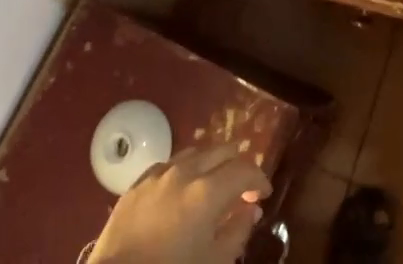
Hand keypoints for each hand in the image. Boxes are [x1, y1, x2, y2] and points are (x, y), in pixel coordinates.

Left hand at [87, 145, 272, 263]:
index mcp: (208, 192)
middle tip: (243, 189)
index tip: (263, 194)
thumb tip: (250, 209)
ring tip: (214, 184)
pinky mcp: (138, 182)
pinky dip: (185, 169)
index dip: (259, 179)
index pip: (245, 169)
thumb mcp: (214, 261)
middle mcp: (185, 172)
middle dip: (238, 166)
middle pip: (222, 151)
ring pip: (195, 152)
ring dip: (211, 163)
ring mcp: (159, 173)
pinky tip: (182, 187)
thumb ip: (237, 231)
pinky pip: (169, 163)